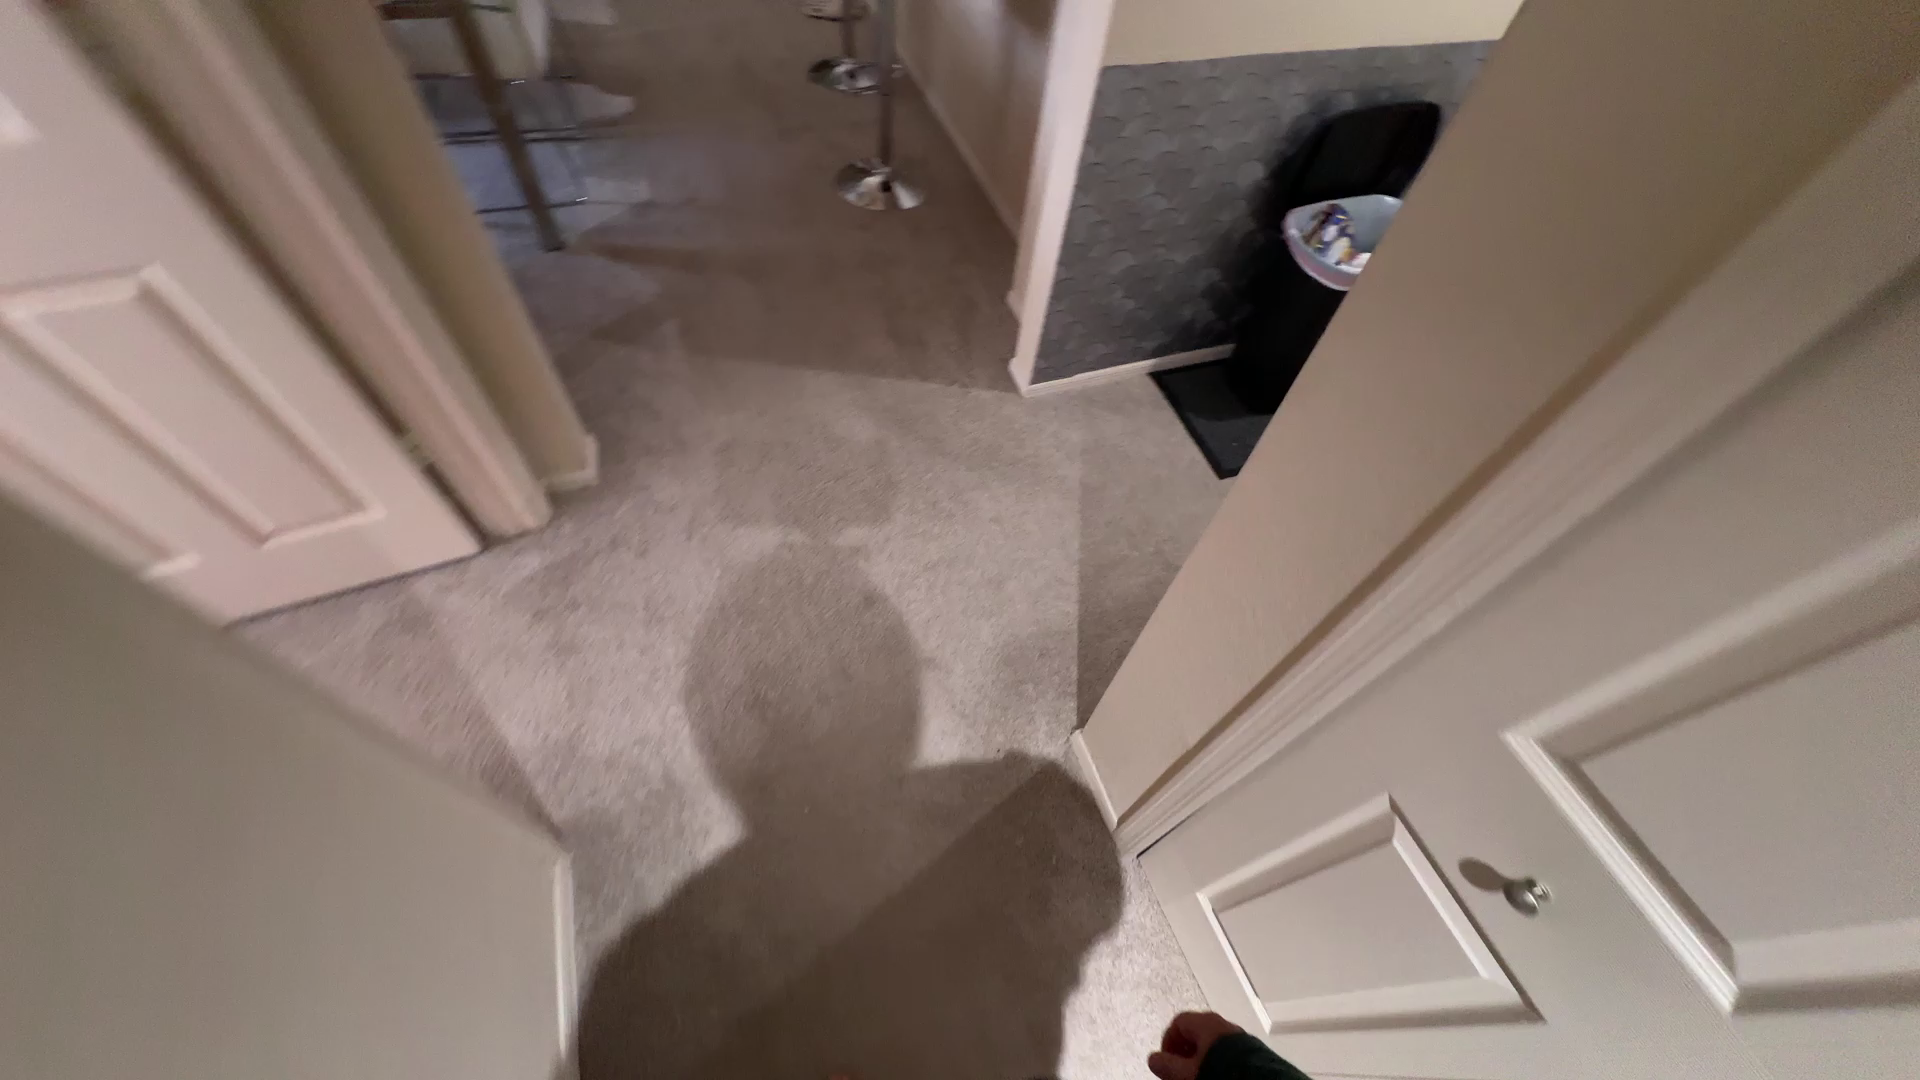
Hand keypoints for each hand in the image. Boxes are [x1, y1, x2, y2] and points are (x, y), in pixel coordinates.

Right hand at [1147, 1011, 1243, 1079]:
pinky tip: (1219, 1075)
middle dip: (1185, 1053)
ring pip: (1213, 1044)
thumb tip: (1153, 1059)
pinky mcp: (1252, 1051)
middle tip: (1180, 1072)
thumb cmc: (1219, 1073)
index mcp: (1205, 1022)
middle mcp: (1222, 1024)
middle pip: (1196, 1033)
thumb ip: (1168, 1065)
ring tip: (1198, 1076)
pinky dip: (1218, 1062)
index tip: (1166, 1064)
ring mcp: (1239, 1037)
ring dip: (1202, 1059)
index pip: (1178, 1023)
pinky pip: (1227, 1052)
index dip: (1168, 1042)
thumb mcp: (1188, 1073)